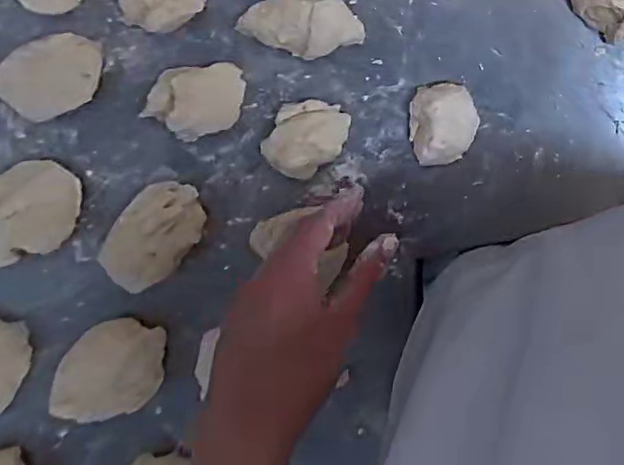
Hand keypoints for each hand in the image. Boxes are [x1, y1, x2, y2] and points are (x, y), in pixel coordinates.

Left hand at [192, 188, 398, 464]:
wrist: (242, 429)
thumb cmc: (301, 371)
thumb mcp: (342, 322)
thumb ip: (363, 276)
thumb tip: (386, 239)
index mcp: (286, 274)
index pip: (314, 226)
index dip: (338, 207)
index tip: (359, 194)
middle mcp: (260, 279)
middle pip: (293, 238)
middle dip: (323, 222)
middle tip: (353, 214)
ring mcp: (243, 300)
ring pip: (278, 257)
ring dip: (307, 244)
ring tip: (336, 241)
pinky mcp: (237, 320)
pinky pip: (268, 276)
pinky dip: (292, 264)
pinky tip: (307, 278)